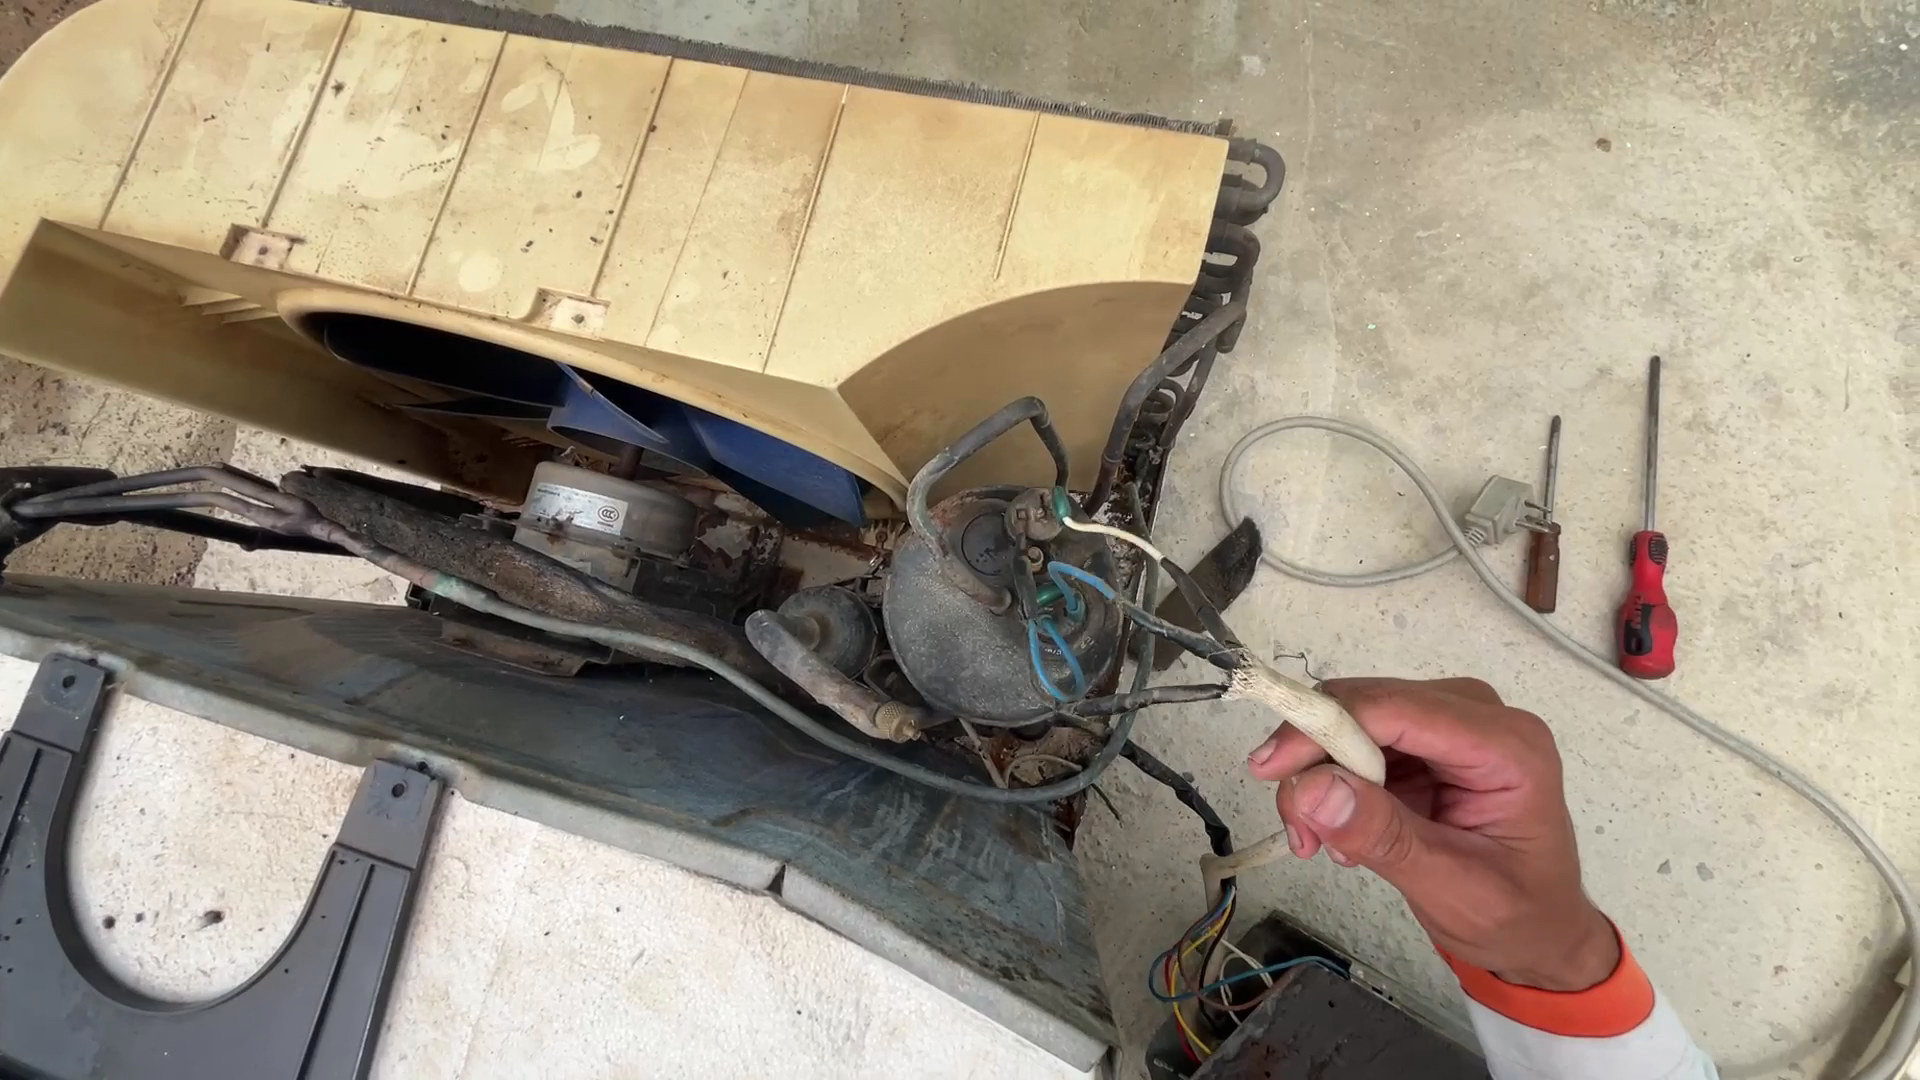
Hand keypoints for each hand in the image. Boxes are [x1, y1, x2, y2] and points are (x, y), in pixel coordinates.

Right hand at [1246, 676, 1618, 992]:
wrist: (1536, 935)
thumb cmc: (1514, 917)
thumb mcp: (1452, 888)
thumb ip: (1384, 837)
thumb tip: (1310, 788)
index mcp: (1505, 745)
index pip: (1392, 709)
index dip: (1322, 729)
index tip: (1269, 771)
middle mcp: (1473, 714)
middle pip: (1360, 706)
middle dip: (1312, 758)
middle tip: (1296, 823)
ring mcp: (1441, 719)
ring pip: (1342, 718)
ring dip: (1314, 773)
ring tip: (1315, 837)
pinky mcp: (1414, 734)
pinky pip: (1345, 735)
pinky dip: (1324, 777)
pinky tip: (1333, 825)